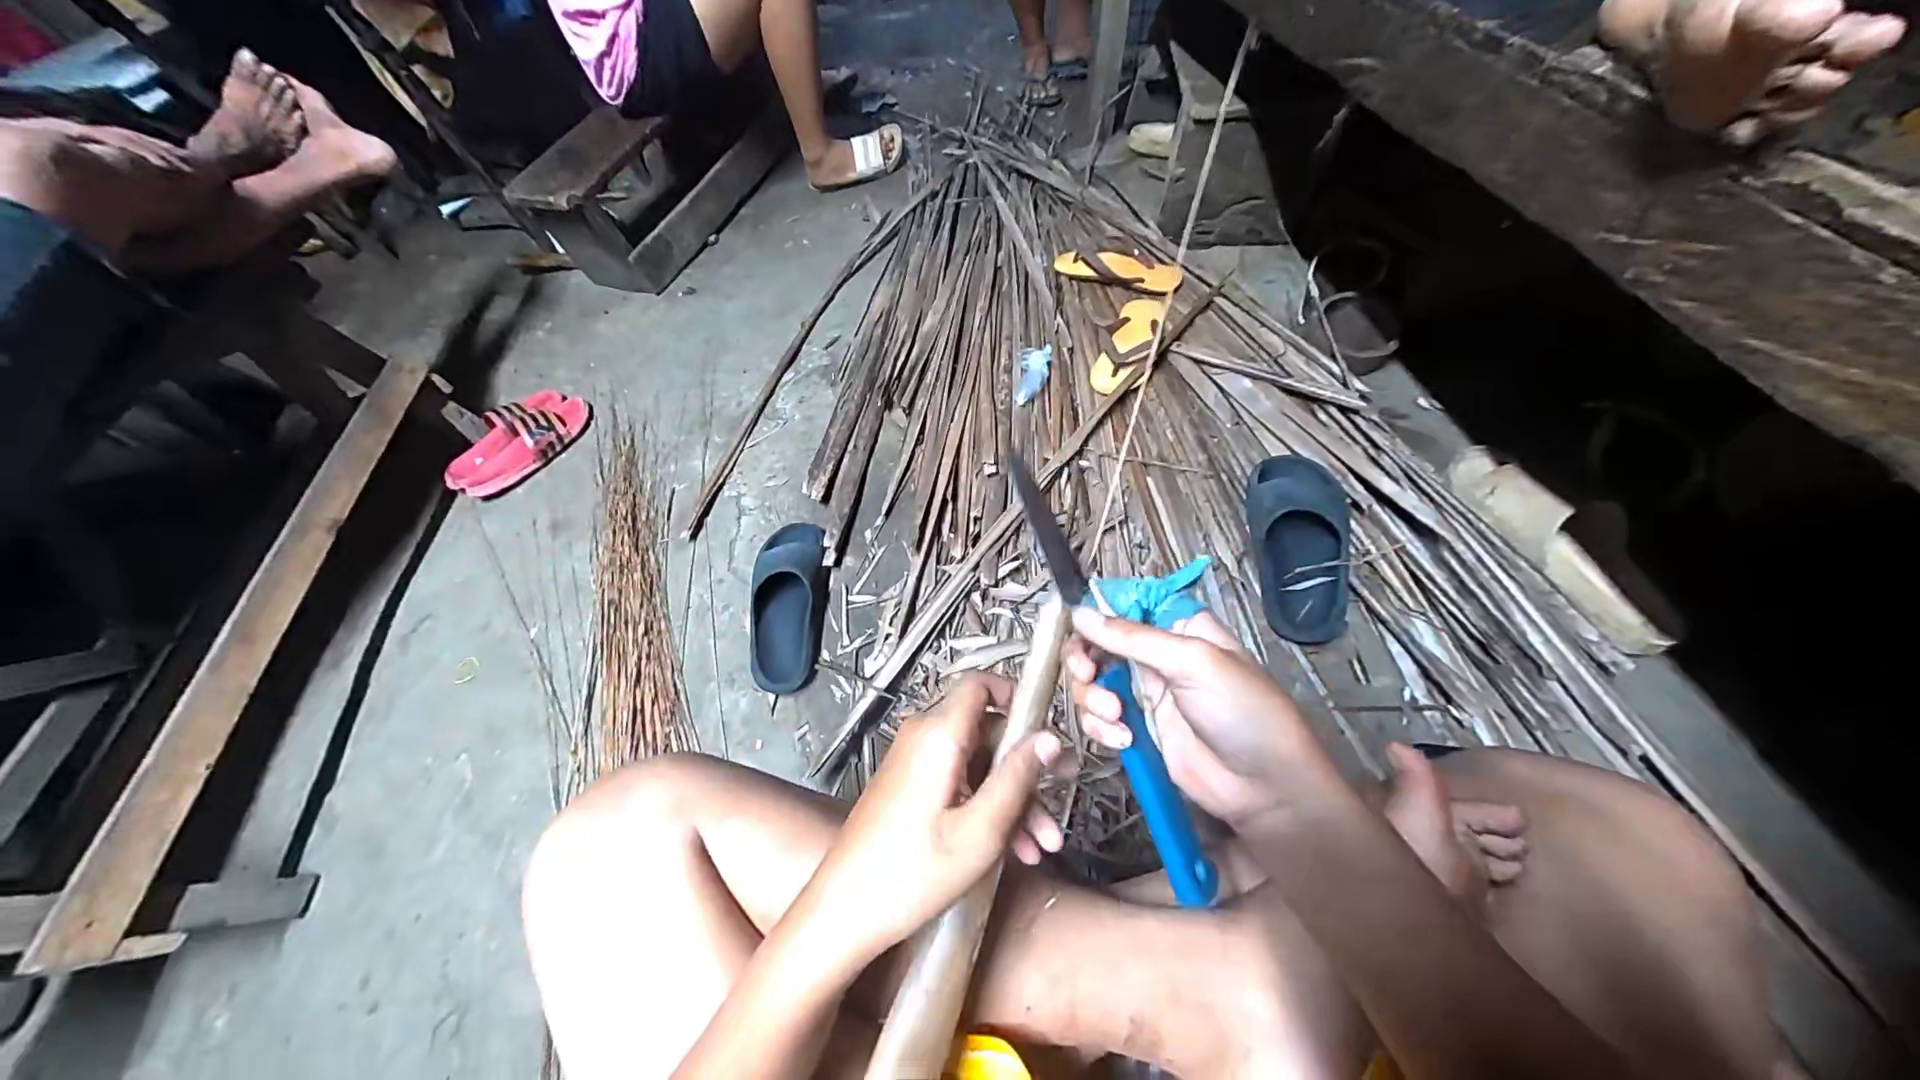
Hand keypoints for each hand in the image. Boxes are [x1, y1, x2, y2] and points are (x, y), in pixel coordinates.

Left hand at [805, 674, 1067, 961]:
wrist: (844, 911)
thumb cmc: (909, 874)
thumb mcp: (979, 830)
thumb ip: (1018, 778)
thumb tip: (1050, 737)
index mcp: (938, 736)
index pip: (981, 684)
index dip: (1018, 697)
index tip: (1048, 728)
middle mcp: (924, 739)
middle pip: (988, 731)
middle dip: (1028, 767)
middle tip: (1062, 792)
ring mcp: (917, 763)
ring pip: (979, 763)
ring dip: (1014, 798)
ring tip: (1043, 843)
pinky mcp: (913, 787)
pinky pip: (960, 783)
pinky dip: (988, 808)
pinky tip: (1015, 848)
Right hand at [1064, 608, 1333, 826]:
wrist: (1265, 789)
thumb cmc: (1244, 714)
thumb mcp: (1193, 663)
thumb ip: (1133, 638)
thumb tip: (1080, 613)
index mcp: (1178, 627)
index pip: (1124, 605)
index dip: (1097, 614)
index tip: (1079, 627)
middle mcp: (1157, 654)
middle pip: (1097, 642)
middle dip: (1084, 658)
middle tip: (1086, 675)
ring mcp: (1145, 692)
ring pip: (1091, 680)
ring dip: (1091, 697)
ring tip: (1115, 715)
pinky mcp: (1136, 726)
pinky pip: (1097, 717)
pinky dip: (1100, 726)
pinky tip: (1123, 739)